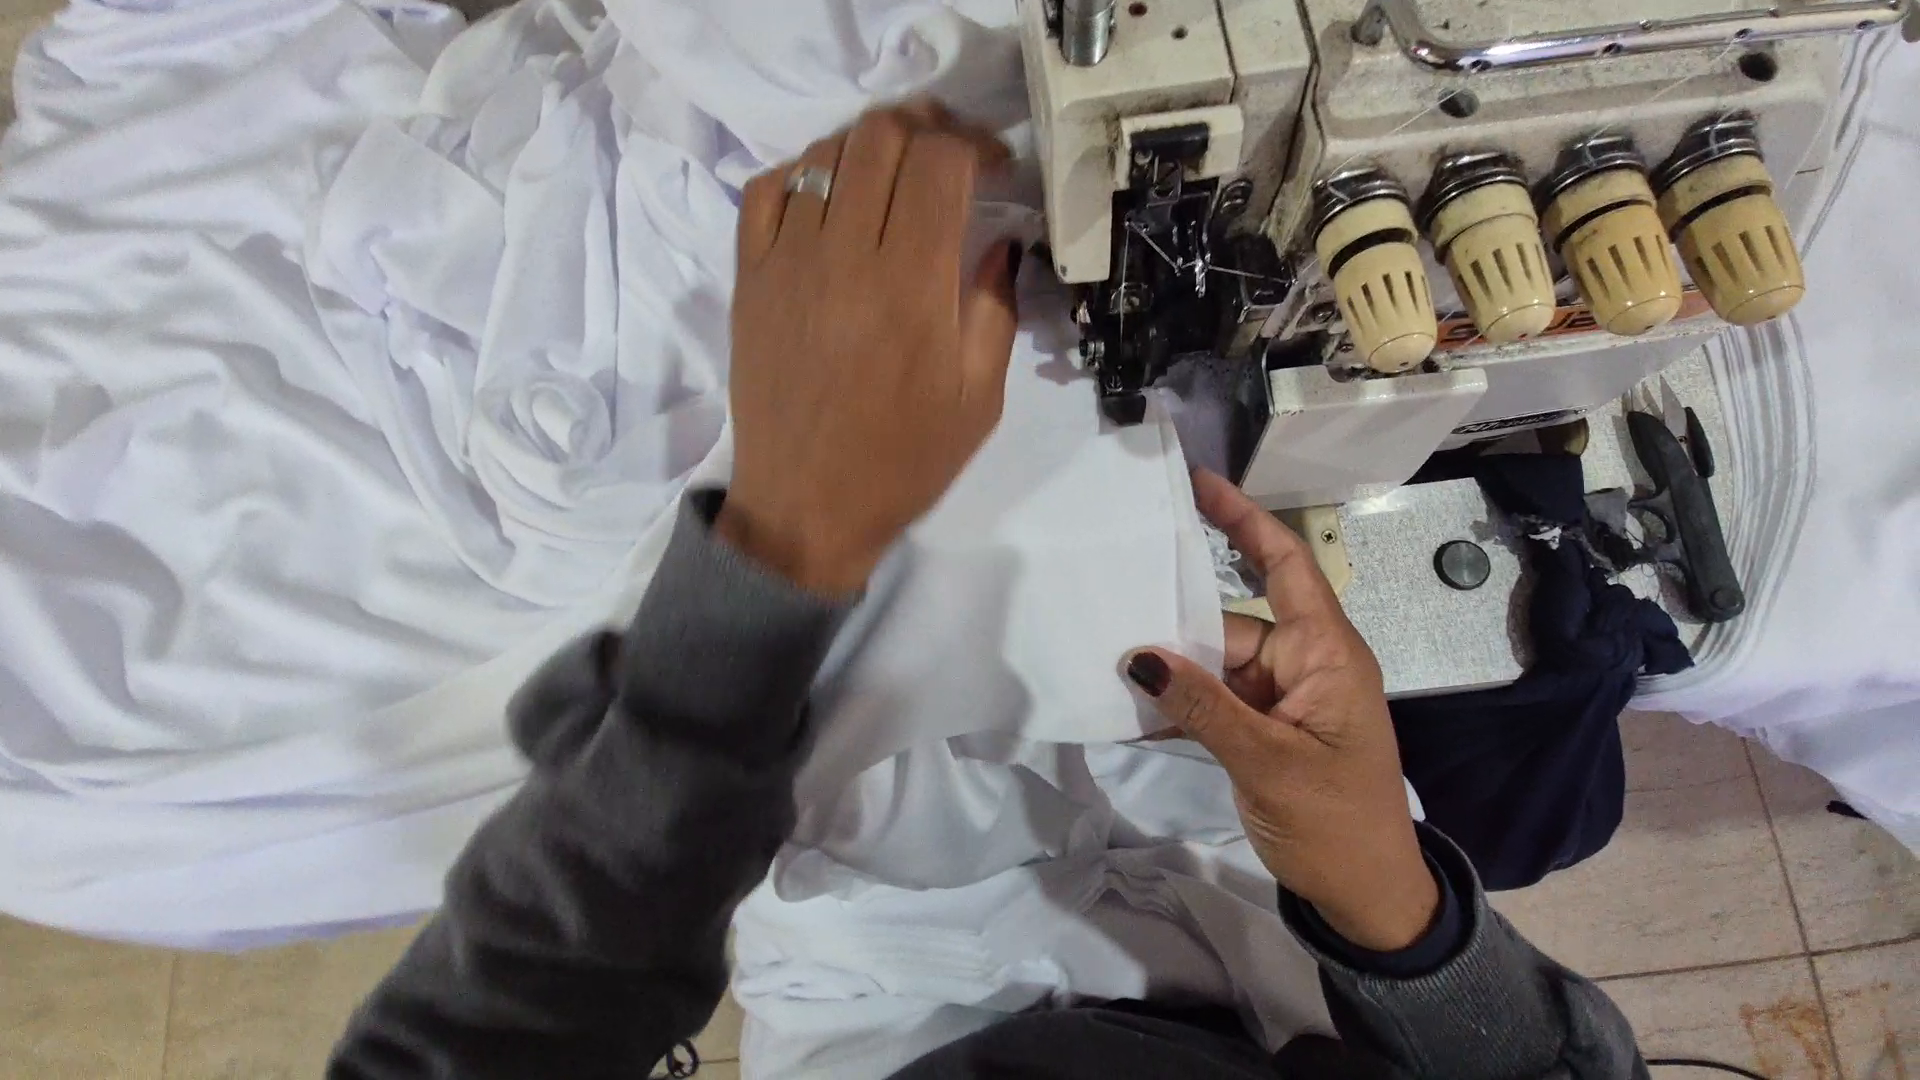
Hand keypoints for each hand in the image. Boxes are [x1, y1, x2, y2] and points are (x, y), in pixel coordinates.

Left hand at [717, 102, 1020, 593]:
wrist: (807, 507)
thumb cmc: (902, 463)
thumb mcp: (978, 401)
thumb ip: (996, 310)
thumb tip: (1001, 241)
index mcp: (911, 287)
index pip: (940, 162)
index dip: (976, 145)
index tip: (994, 168)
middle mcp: (843, 257)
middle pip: (880, 135)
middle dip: (927, 128)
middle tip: (950, 161)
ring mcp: (786, 263)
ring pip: (824, 153)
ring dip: (870, 148)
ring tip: (895, 181)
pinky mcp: (748, 280)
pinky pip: (766, 191)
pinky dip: (804, 174)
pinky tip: (830, 202)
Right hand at [1124, 469, 1437, 950]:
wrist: (1366, 896)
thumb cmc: (1336, 822)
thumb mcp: (1268, 761)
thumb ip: (1202, 707)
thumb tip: (1138, 658)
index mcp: (1325, 653)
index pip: (1287, 565)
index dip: (1246, 519)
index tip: (1199, 484)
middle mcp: (1301, 662)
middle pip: (1229, 620)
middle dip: (1173, 620)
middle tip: (1109, 602)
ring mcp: (1278, 696)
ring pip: (1211, 662)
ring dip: (1168, 670)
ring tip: (1105, 660)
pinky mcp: (1259, 726)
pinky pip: (1210, 698)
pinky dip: (1175, 703)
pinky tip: (1129, 707)